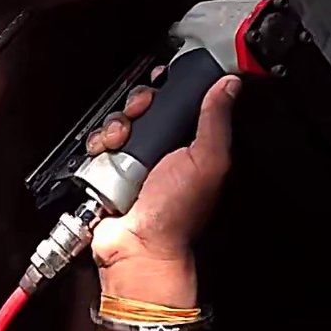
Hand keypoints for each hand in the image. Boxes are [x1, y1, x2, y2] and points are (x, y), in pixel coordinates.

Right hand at [88, 74, 240, 303]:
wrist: (139, 248)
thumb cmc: (179, 213)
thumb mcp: (208, 159)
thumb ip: (217, 119)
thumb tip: (230, 84)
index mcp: (194, 144)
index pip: (183, 101)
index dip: (171, 87)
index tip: (163, 82)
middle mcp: (165, 149)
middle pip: (148, 105)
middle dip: (141, 103)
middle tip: (142, 112)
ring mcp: (135, 159)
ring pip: (121, 120)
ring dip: (118, 123)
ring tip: (122, 140)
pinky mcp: (110, 169)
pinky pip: (100, 141)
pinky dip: (100, 142)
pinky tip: (108, 152)